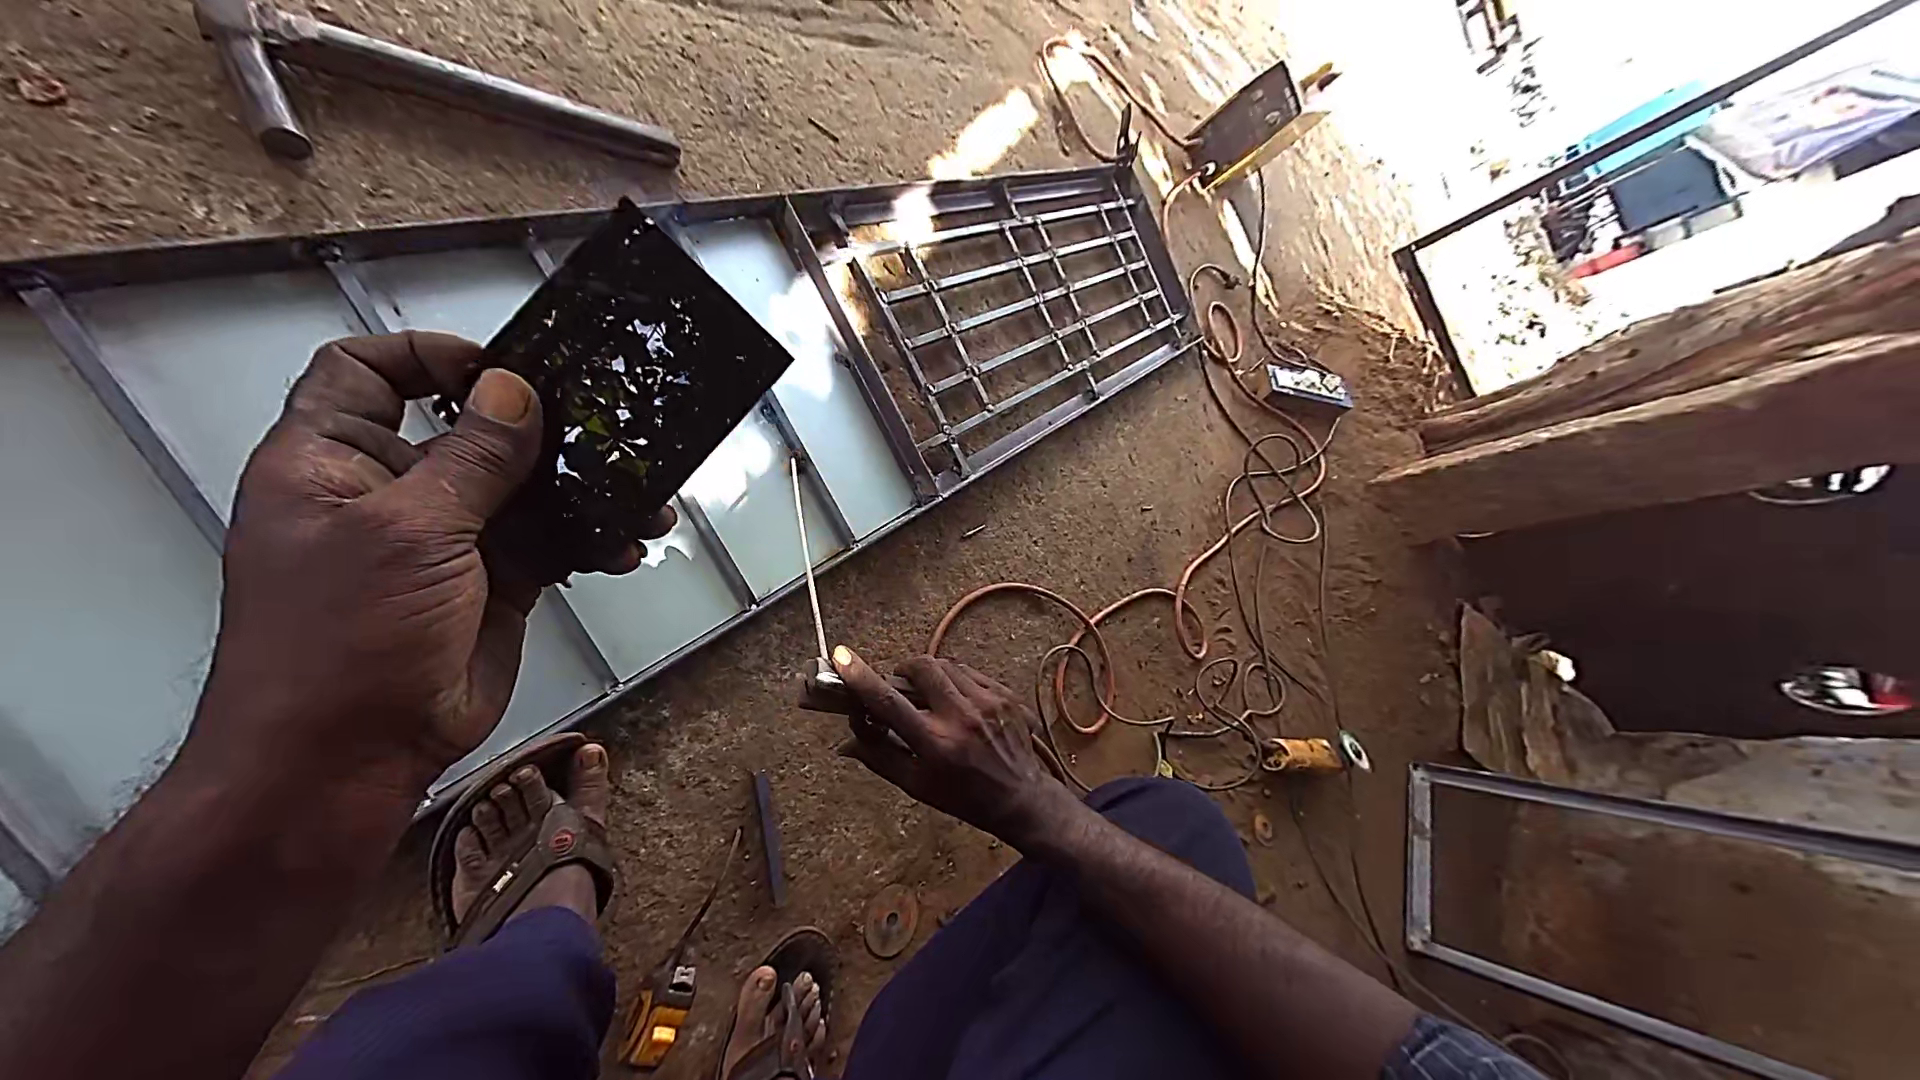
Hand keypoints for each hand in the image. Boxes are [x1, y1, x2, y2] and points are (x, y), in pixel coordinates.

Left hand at [183, 332, 665, 801]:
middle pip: (474, 431)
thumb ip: (471, 459)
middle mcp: (398, 491)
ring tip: (640, 498)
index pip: (368, 373)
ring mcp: (455, 537)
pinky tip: (623, 548)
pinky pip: (556, 542)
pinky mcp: (502, 577)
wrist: (358, 750)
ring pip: (529, 490)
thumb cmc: (344, 637)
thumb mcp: (409, 530)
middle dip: (542, 429)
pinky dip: (593, 541)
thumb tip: (512, 390)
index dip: (429, 357)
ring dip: (585, 491)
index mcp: (337, 461)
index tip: (501, 368)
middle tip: (602, 428)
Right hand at [833, 648, 1080, 849]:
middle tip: (899, 681)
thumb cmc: (963, 796)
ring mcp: (988, 703)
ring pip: (947, 665)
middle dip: (904, 669)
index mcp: (935, 743)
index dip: (861, 676)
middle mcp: (962, 718)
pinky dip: (955, 677)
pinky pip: (971, 671)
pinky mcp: (1005, 694)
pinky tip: (955, 696)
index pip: (889, 701)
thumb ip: (878, 757)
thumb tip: (844, 742)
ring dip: (930, 672)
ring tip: (929, 692)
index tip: (842, 656)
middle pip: (922, 669)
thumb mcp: (916, 785)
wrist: (1019, 798)